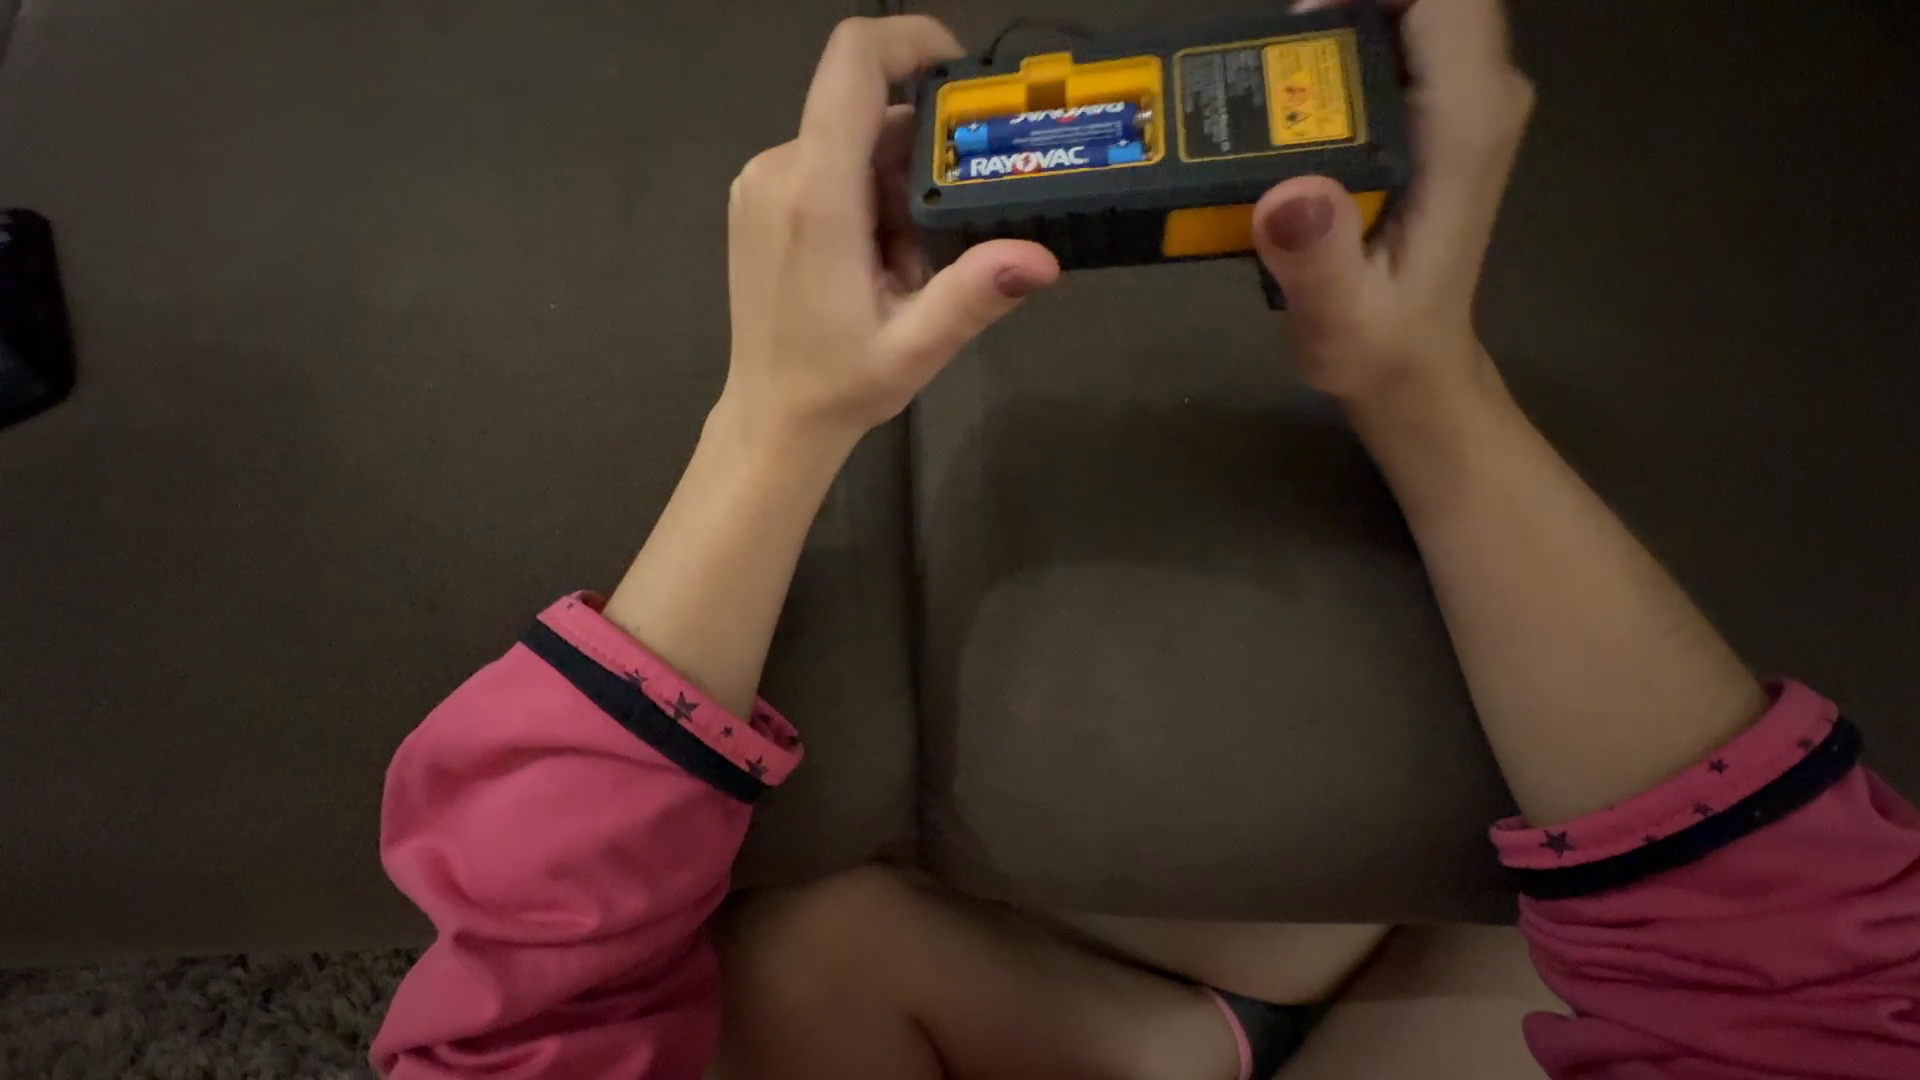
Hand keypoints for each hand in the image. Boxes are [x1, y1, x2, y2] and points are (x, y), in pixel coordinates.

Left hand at [720, 16, 1060, 452]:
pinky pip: (822, 166)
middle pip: (865, 115)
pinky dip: (860, 199)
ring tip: (900, 272)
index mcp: (816, 195)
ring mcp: (758, 183)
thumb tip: (1043, 258)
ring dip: (891, 193)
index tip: (959, 79)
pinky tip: (868, 265)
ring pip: (848, 144)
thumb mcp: (916, 348)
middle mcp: (777, 170)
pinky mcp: (755, 200)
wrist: (770, 419)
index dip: (911, 42)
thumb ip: (974, 294)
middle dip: (917, 165)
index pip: (854, 62)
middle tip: (937, 246)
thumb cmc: (839, 387)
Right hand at [1254, 0, 1533, 408]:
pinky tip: (1298, 96)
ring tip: (1273, 76)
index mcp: (1462, 130)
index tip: (1297, 23)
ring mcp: (1463, 109)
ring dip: (1344, 28)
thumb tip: (1286, 193)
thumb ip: (1318, 261)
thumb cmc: (1375, 348)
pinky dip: (1350, 52)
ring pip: (1417, 17)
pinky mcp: (1437, 124)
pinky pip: (1402, 50)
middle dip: (1348, 8)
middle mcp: (1478, 101)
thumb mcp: (1338, 320)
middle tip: (1268, 58)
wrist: (1410, 369)